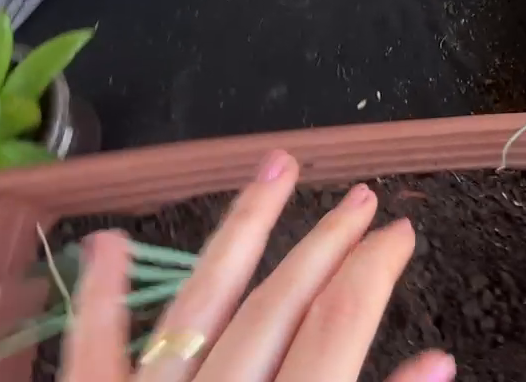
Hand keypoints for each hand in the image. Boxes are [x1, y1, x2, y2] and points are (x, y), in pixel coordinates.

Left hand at [59, 149, 454, 381]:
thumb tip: (437, 363)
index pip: (339, 327)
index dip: (375, 270)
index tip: (400, 233)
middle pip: (280, 303)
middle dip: (328, 241)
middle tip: (365, 198)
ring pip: (200, 302)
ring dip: (243, 227)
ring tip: (276, 164)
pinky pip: (88, 361)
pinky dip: (99, 302)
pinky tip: (109, 243)